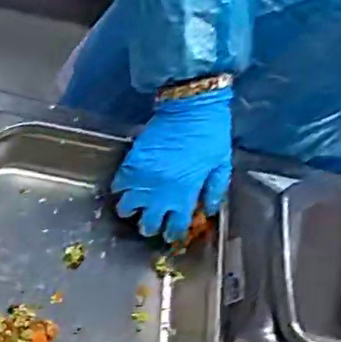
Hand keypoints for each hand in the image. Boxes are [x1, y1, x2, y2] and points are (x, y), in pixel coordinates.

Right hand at [111, 88, 230, 241]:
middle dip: (149, 226)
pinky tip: (127, 185)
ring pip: (126, 209)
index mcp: (185, 195)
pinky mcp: (129, 168)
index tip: (171, 234)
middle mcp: (160, 195)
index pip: (176, 225)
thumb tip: (209, 210)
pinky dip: (121, 188)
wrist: (190, 108)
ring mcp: (142, 182)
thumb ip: (214, 189)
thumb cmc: (210, 134)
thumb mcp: (221, 162)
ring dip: (130, 209)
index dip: (173, 232)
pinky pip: (118, 187)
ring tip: (133, 205)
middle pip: (147, 224)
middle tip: (151, 220)